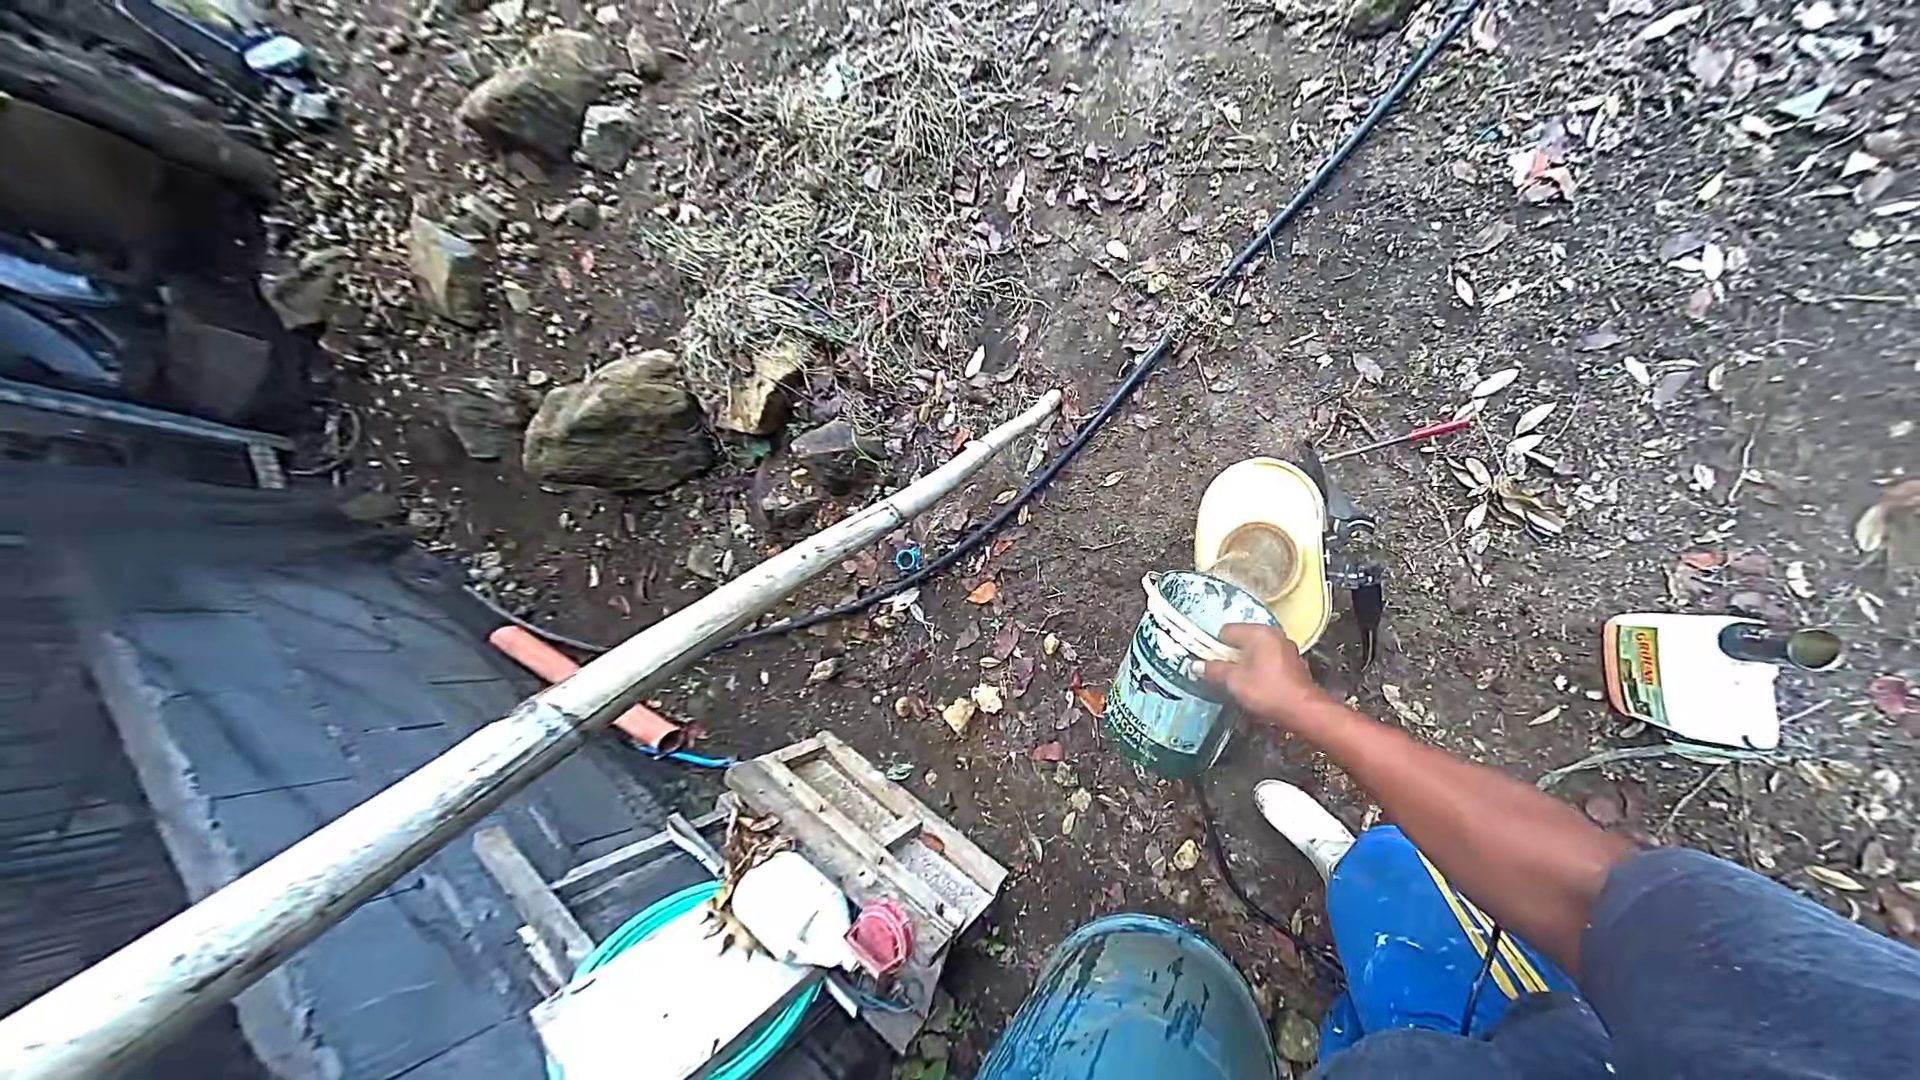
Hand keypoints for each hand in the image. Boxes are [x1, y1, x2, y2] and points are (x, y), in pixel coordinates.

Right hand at [1202, 624, 1336, 728]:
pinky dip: (1260, 667)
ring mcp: (1285, 647)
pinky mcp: (1293, 661)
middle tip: (1227, 675)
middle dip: (1231, 655)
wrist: (1304, 711)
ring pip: (1254, 649)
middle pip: (1240, 639)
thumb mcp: (1234, 681)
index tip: (1215, 665)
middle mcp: (1273, 634)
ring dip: (1245, 662)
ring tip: (1242, 681)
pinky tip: (1259, 684)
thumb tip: (1195, 665)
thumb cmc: (1266, 691)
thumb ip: (1213, 670)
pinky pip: (1267, 658)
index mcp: (1257, 633)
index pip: (1225, 631)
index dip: (1215, 648)